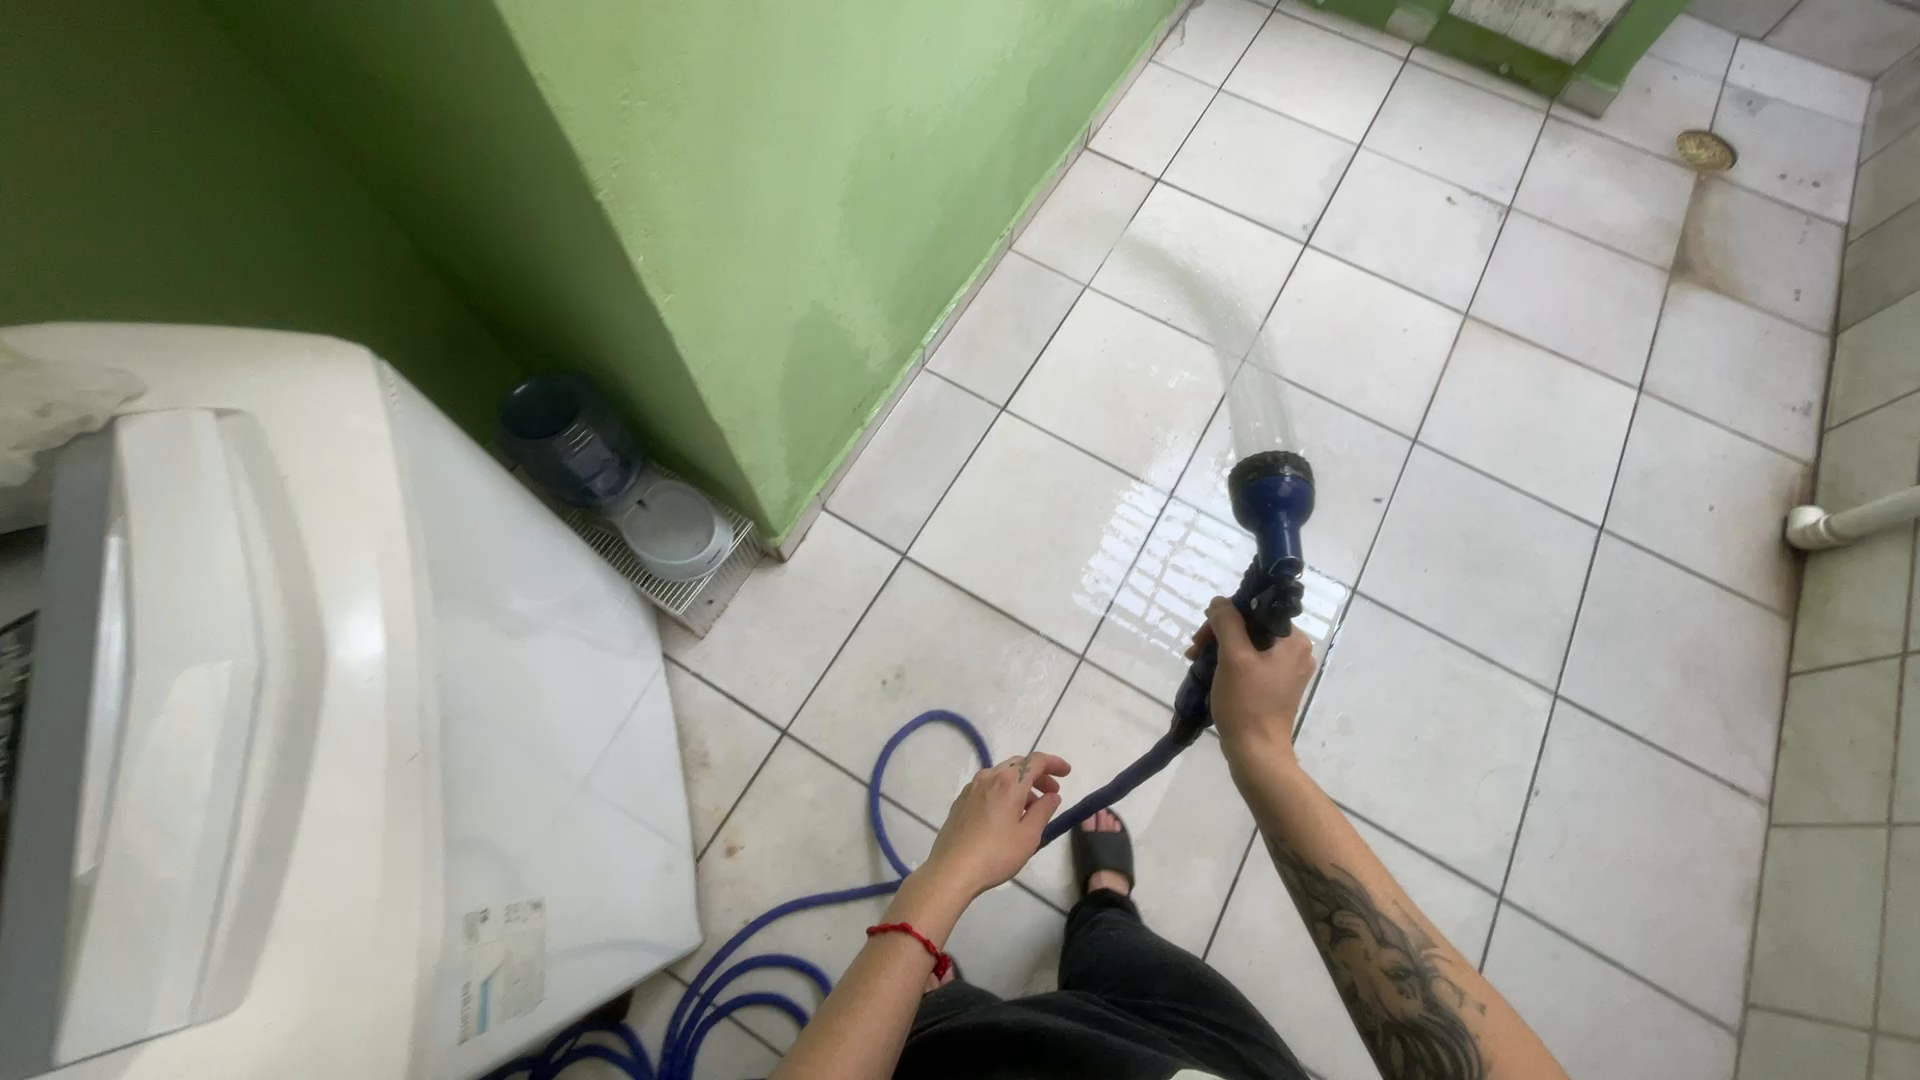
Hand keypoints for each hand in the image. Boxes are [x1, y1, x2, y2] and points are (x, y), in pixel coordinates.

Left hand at [919, 753, 1070, 897]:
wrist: (951, 870)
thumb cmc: (996, 854)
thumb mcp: (1028, 836)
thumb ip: (1043, 811)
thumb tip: (1052, 796)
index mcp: (1008, 782)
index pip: (1036, 761)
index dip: (1054, 763)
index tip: (1066, 773)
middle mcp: (988, 777)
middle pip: (1018, 765)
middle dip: (1038, 775)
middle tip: (1052, 793)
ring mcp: (972, 788)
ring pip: (1002, 776)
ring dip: (1021, 786)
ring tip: (1031, 809)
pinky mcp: (961, 801)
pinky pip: (988, 787)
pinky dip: (1004, 792)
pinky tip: (1006, 815)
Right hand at [1185, 596, 1315, 768]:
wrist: (1257, 751)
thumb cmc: (1247, 702)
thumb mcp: (1233, 657)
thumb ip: (1226, 622)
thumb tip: (1219, 601)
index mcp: (1293, 640)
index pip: (1256, 610)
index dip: (1225, 617)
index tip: (1202, 635)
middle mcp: (1296, 651)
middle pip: (1251, 627)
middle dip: (1220, 635)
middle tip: (1195, 651)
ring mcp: (1287, 671)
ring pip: (1248, 645)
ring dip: (1220, 649)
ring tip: (1197, 662)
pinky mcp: (1276, 687)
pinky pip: (1251, 663)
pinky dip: (1230, 663)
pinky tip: (1211, 672)